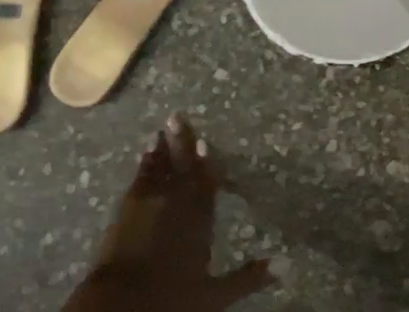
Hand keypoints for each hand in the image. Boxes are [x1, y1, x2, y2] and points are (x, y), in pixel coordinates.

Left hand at [62, 114, 275, 311]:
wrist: (119, 304)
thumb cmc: (171, 297)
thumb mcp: (214, 295)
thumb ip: (248, 277)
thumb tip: (288, 264)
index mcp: (199, 218)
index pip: (206, 184)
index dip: (208, 162)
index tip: (206, 140)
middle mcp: (174, 203)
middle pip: (181, 167)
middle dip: (181, 142)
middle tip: (177, 116)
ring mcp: (146, 205)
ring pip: (157, 169)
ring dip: (160, 151)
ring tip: (160, 132)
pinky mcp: (123, 213)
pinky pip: (138, 180)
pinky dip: (142, 166)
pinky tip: (143, 158)